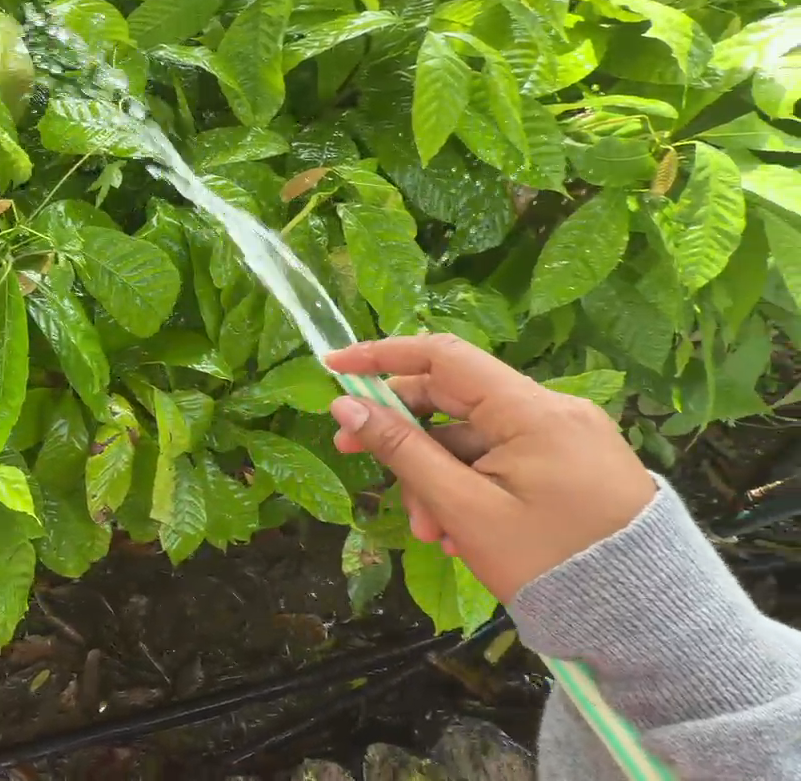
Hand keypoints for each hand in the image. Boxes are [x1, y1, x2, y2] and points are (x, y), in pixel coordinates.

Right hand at [325, 334, 656, 602]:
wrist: (656, 633)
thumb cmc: (550, 562)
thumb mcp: (461, 506)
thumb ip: (400, 448)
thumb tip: (345, 404)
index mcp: (534, 412)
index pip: (443, 356)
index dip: (381, 355)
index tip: (333, 366)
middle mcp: (553, 413)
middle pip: (450, 399)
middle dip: (400, 432)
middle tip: (350, 451)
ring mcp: (565, 441)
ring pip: (468, 438)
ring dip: (432, 474)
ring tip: (425, 529)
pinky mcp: (569, 467)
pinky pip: (497, 460)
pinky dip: (465, 485)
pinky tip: (453, 529)